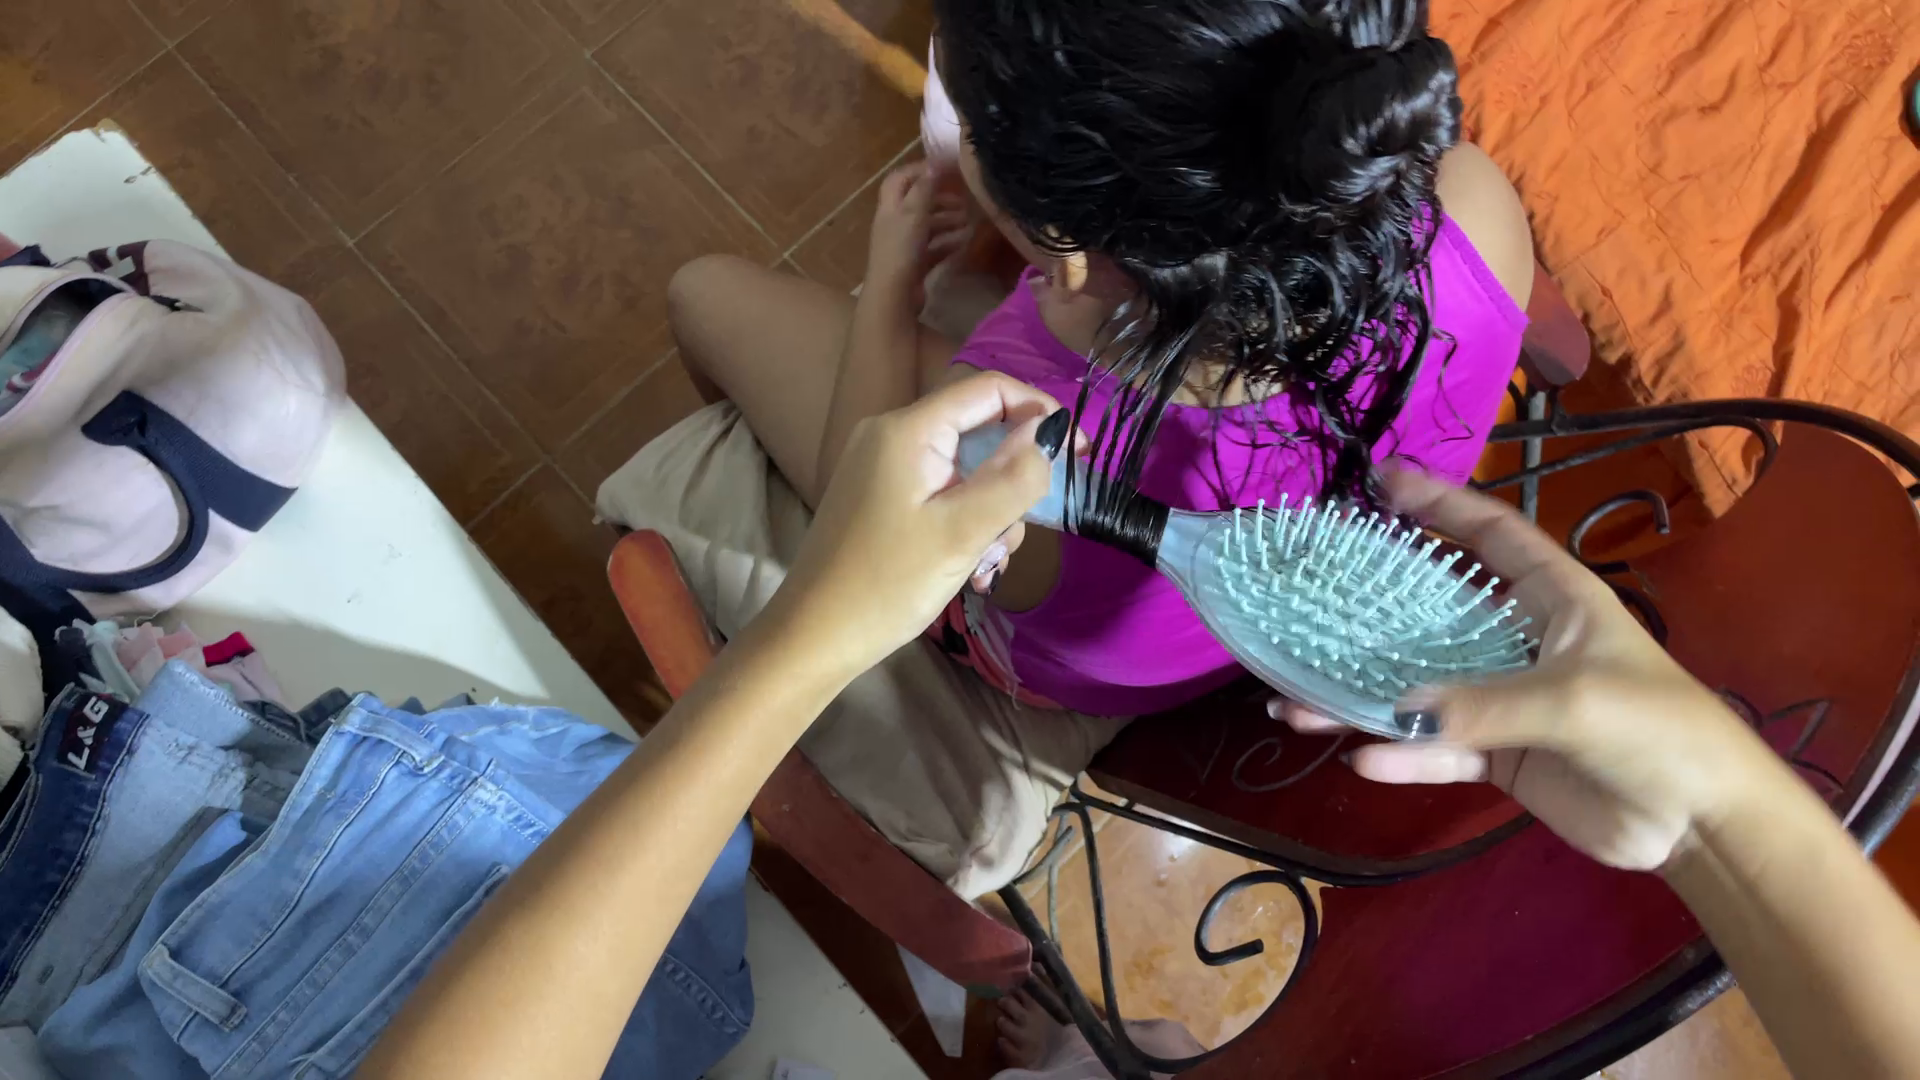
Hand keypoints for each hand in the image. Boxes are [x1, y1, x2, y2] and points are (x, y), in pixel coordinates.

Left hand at [769, 372, 1065, 674]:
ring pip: (964, 470)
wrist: (815, 636)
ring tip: (986, 564)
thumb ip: (1013, 476)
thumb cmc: (888, 583)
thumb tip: (1049, 430)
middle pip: (979, 433)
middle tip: (1012, 536)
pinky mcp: (881, 497)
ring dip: (991, 513)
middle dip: (1010, 483)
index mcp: (908, 429)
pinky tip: (969, 567)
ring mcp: (882, 467)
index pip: (989, 390)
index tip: (1079, 452)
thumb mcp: (963, 532)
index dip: (1041, 410)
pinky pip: (941, 493)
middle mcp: (891, 435)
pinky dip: (965, 523)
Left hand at [866, 162, 969, 312]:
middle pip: (917, 203)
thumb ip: (924, 188)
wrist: (893, 296)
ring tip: (969, 221)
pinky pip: (933, 249)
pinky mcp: (914, 265)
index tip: (947, 169)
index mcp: (890, 206)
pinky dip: (947, 243)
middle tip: (964, 200)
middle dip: (940, 198)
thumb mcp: (913, 212)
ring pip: (927, 226)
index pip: (902, 179)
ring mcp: (904, 246)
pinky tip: (964, 242)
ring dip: (947, 221)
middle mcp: (895, 223)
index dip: (922, 170)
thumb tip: (935, 164)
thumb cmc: (901, 249)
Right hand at [1274, 468, 1790, 870]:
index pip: (1490, 534)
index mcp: (1550, 600)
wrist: (1704, 830)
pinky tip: (1362, 760)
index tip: (1381, 478)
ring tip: (1293, 707)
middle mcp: (1511, 638)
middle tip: (1305, 595)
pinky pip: (1429, 748)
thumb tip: (1398, 710)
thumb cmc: (1660, 733)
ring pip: (1409, 688)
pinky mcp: (1486, 749)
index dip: (1439, 501)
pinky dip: (1398, 756)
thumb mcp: (1578, 703)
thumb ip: (1485, 703)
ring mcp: (1493, 696)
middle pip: (1424, 611)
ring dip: (1353, 699)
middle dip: (1365, 607)